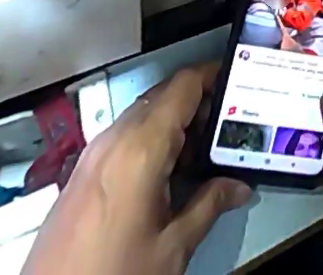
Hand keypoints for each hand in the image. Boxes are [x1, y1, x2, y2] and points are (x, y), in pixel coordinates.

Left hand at [25, 63, 250, 274]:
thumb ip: (210, 205)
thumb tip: (239, 186)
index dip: (213, 75)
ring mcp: (95, 151)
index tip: (237, 82)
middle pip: (166, 93)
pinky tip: (167, 173)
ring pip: (145, 112)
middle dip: (199, 102)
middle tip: (227, 127)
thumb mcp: (172, 247)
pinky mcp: (83, 169)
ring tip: (203, 154)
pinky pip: (126, 133)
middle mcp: (116, 137)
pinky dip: (152, 137)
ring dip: (175, 121)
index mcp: (142, 146)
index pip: (184, 85)